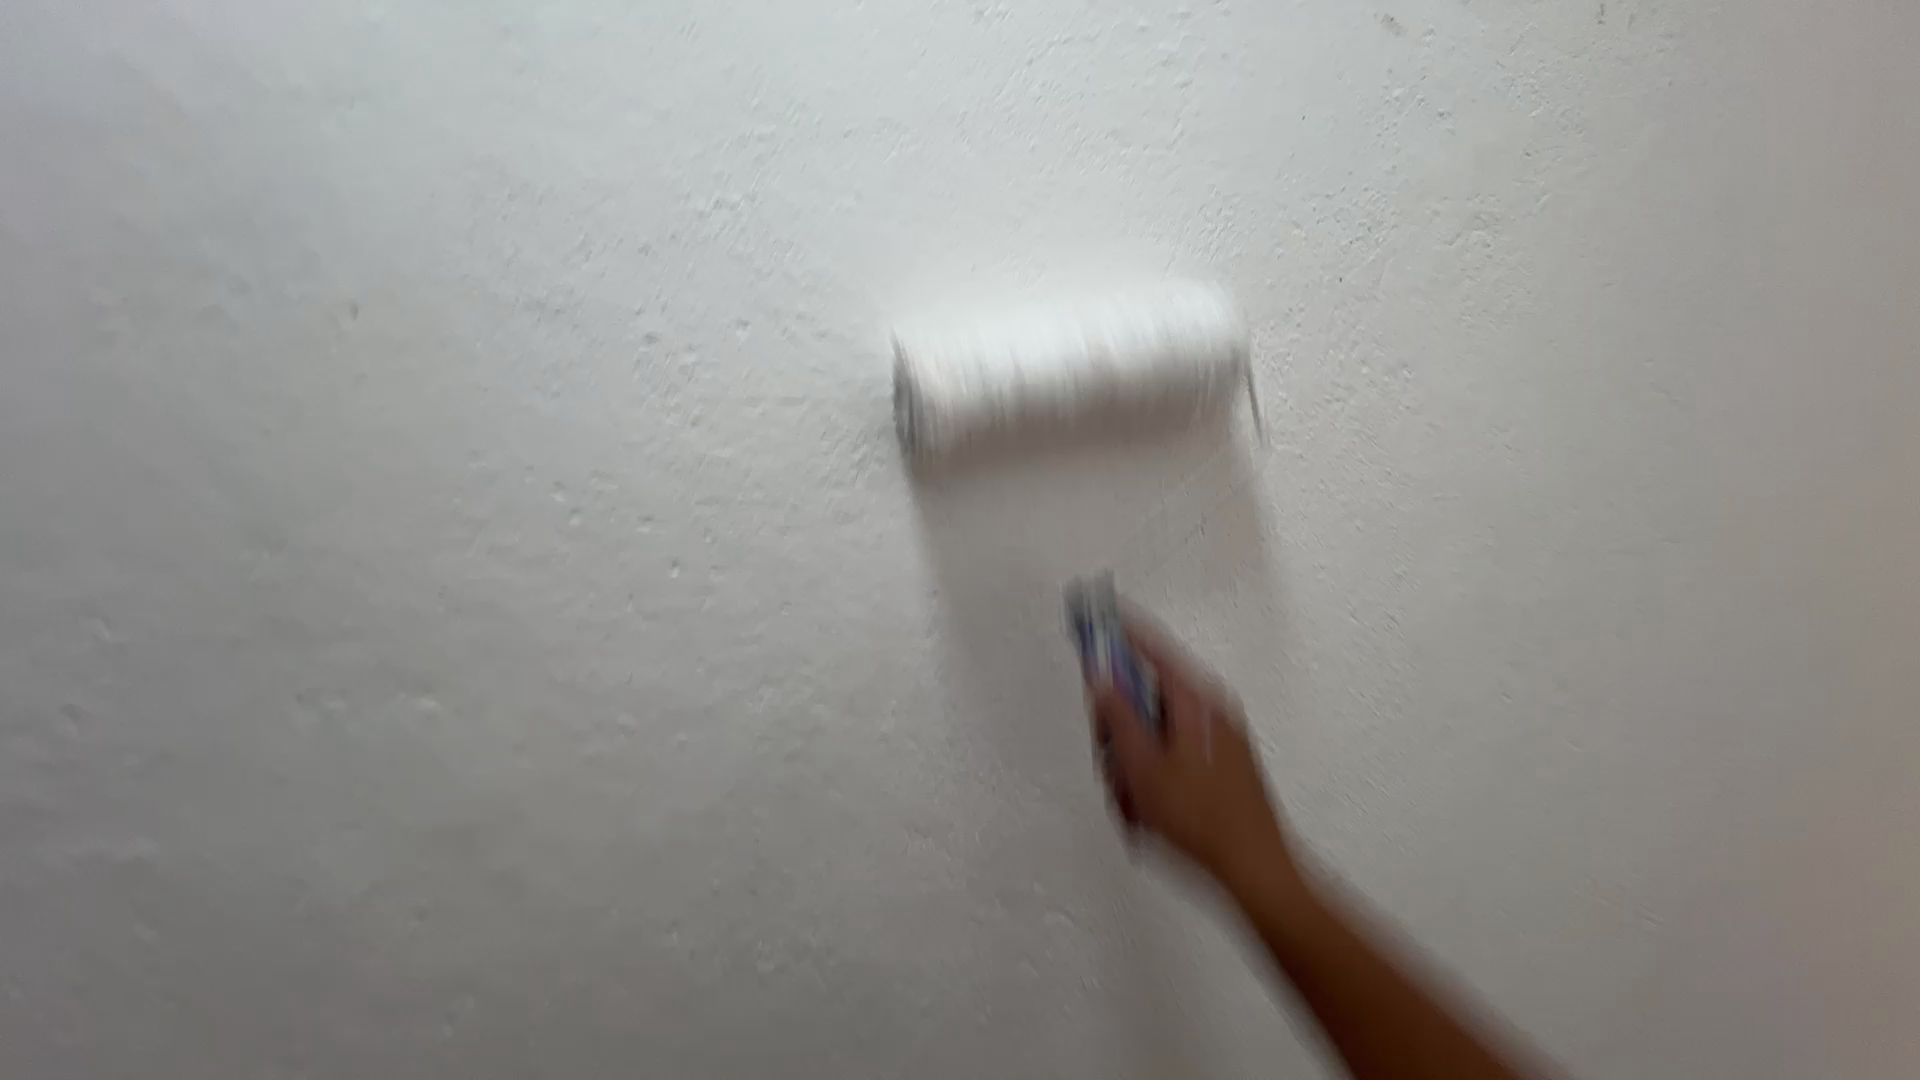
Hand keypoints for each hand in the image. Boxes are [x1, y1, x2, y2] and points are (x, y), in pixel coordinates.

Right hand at [1087, 617, 1304, 904]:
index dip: (1117, 633)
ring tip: (1135, 804)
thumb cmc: (1203, 821)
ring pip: (1152, 731)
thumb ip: (1117, 716)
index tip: (1093, 621)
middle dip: (1118, 730)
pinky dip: (1151, 778)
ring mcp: (1216, 739)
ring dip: (1132, 765)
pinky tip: (1150, 813)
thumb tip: (1100, 680)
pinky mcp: (1217, 765)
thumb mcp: (1142, 766)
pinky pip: (1169, 755)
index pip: (1149, 648)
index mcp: (1194, 701)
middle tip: (1112, 762)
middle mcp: (1208, 712)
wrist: (1255, 870)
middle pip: (1143, 696)